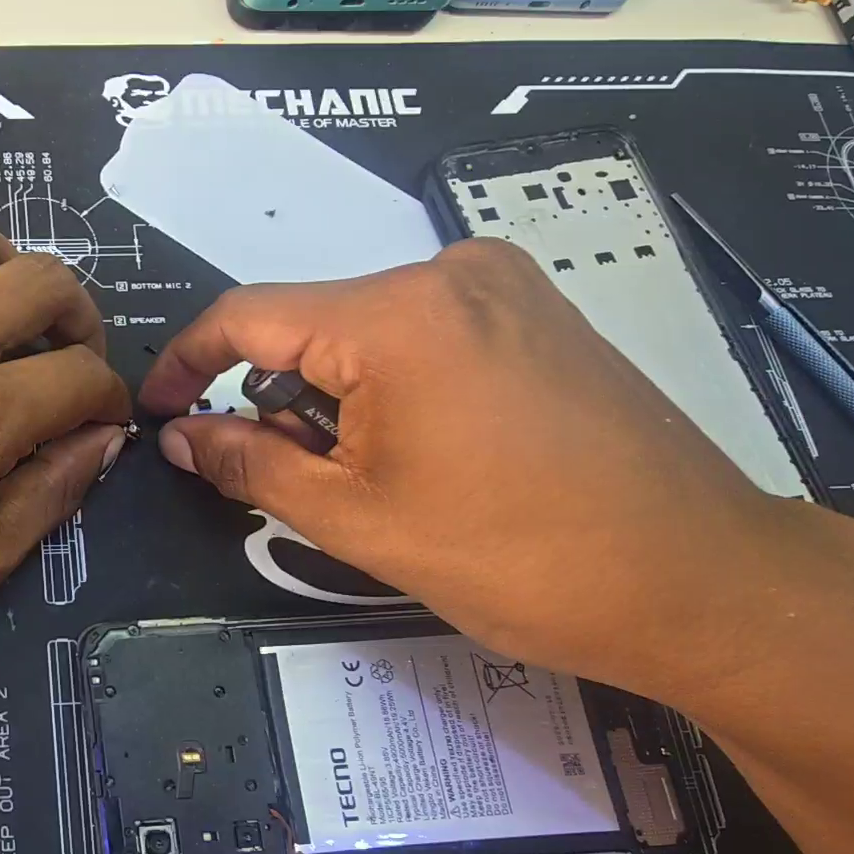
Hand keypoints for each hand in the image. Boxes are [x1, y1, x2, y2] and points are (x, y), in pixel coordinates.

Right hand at [140, 238, 853, 698]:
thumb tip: (177, 437)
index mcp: (395, 316)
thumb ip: (247, 462)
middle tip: (279, 477)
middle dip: (270, 398)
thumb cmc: (509, 555)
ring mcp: (501, 285)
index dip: (184, 363)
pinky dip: (379, 384)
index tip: (156, 412)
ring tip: (362, 476)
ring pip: (358, 331)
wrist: (696, 581)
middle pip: (305, 325)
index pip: (245, 316)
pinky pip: (415, 332)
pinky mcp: (532, 311)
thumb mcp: (350, 517)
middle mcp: (447, 273)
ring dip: (326, 397)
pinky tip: (413, 448)